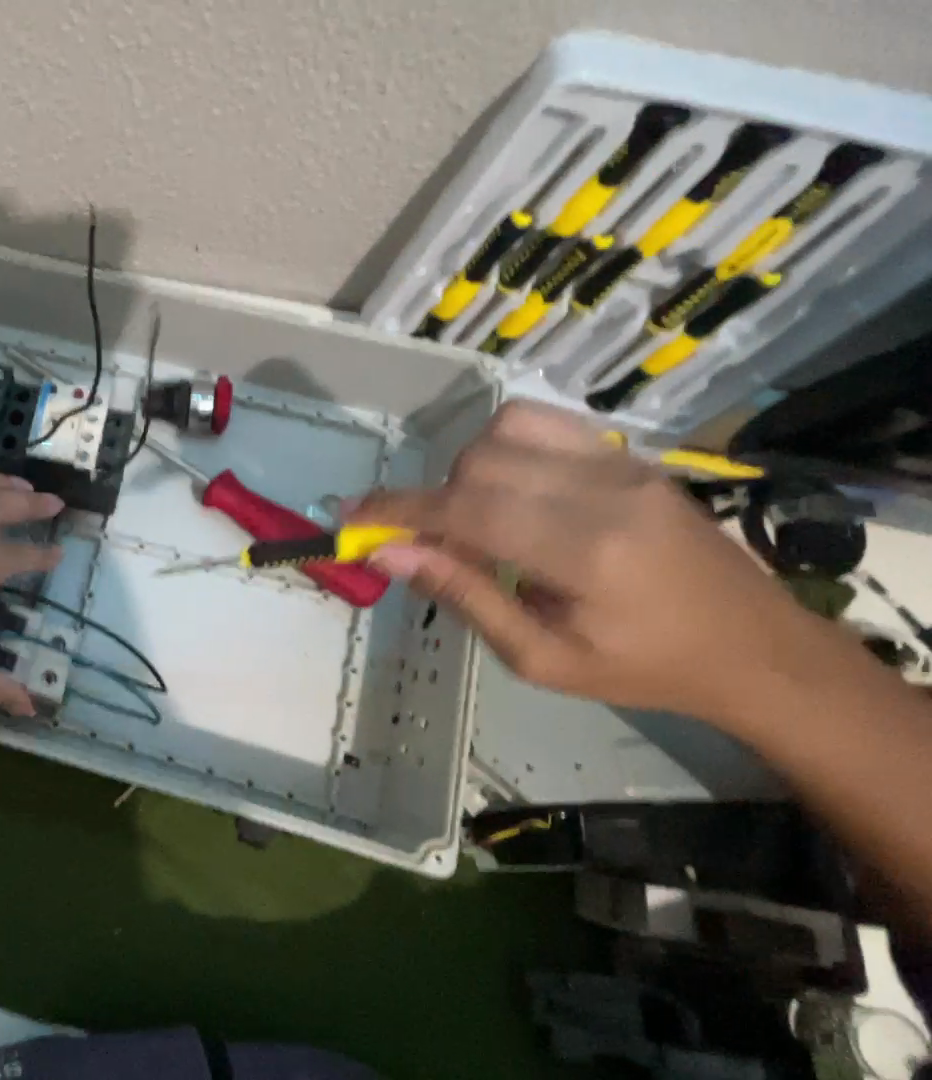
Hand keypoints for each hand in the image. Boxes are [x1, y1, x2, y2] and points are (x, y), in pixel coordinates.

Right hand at [352, 402, 839, 721]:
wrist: (756, 647)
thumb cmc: (643, 668)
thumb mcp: (541, 658)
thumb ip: (462, 595)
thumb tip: (387, 552)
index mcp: (584, 553)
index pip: (466, 509)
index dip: (397, 508)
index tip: (350, 516)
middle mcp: (604, 492)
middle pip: (479, 463)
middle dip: (435, 499)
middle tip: (436, 545)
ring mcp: (623, 465)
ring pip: (506, 430)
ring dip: (469, 469)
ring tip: (479, 516)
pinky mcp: (632, 456)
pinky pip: (546, 424)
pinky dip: (505, 448)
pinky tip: (512, 489)